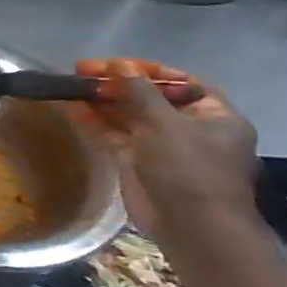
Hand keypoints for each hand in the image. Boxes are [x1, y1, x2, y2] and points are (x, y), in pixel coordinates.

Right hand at [74, 58, 259, 235]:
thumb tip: (119, 65)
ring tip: (71, 85)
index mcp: (215, 117)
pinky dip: (94, 120)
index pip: (184, 83)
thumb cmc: (189, 168)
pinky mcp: (137, 159)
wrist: (188, 222)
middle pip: (151, 97)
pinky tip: (71, 107)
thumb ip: (140, 92)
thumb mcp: (165, 124)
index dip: (150, 70)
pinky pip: (114, 133)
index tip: (114, 63)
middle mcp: (190, 128)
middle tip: (81, 70)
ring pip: (128, 114)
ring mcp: (162, 145)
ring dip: (101, 100)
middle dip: (118, 84)